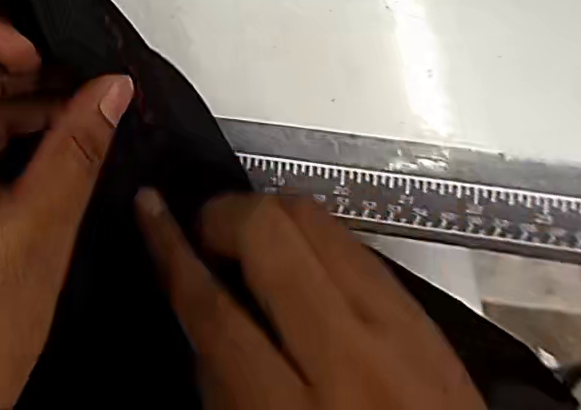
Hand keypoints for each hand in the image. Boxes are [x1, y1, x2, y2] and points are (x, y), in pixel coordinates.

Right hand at [135, 189, 483, 409]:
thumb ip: (217, 376)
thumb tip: (191, 288)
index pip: (214, 306)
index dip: (169, 246)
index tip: (146, 204)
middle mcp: (355, 365)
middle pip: (268, 233)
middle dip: (222, 216)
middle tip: (205, 236)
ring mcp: (405, 339)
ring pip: (314, 217)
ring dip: (266, 216)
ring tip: (248, 244)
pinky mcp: (434, 328)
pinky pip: (354, 244)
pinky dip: (310, 238)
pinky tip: (297, 264)